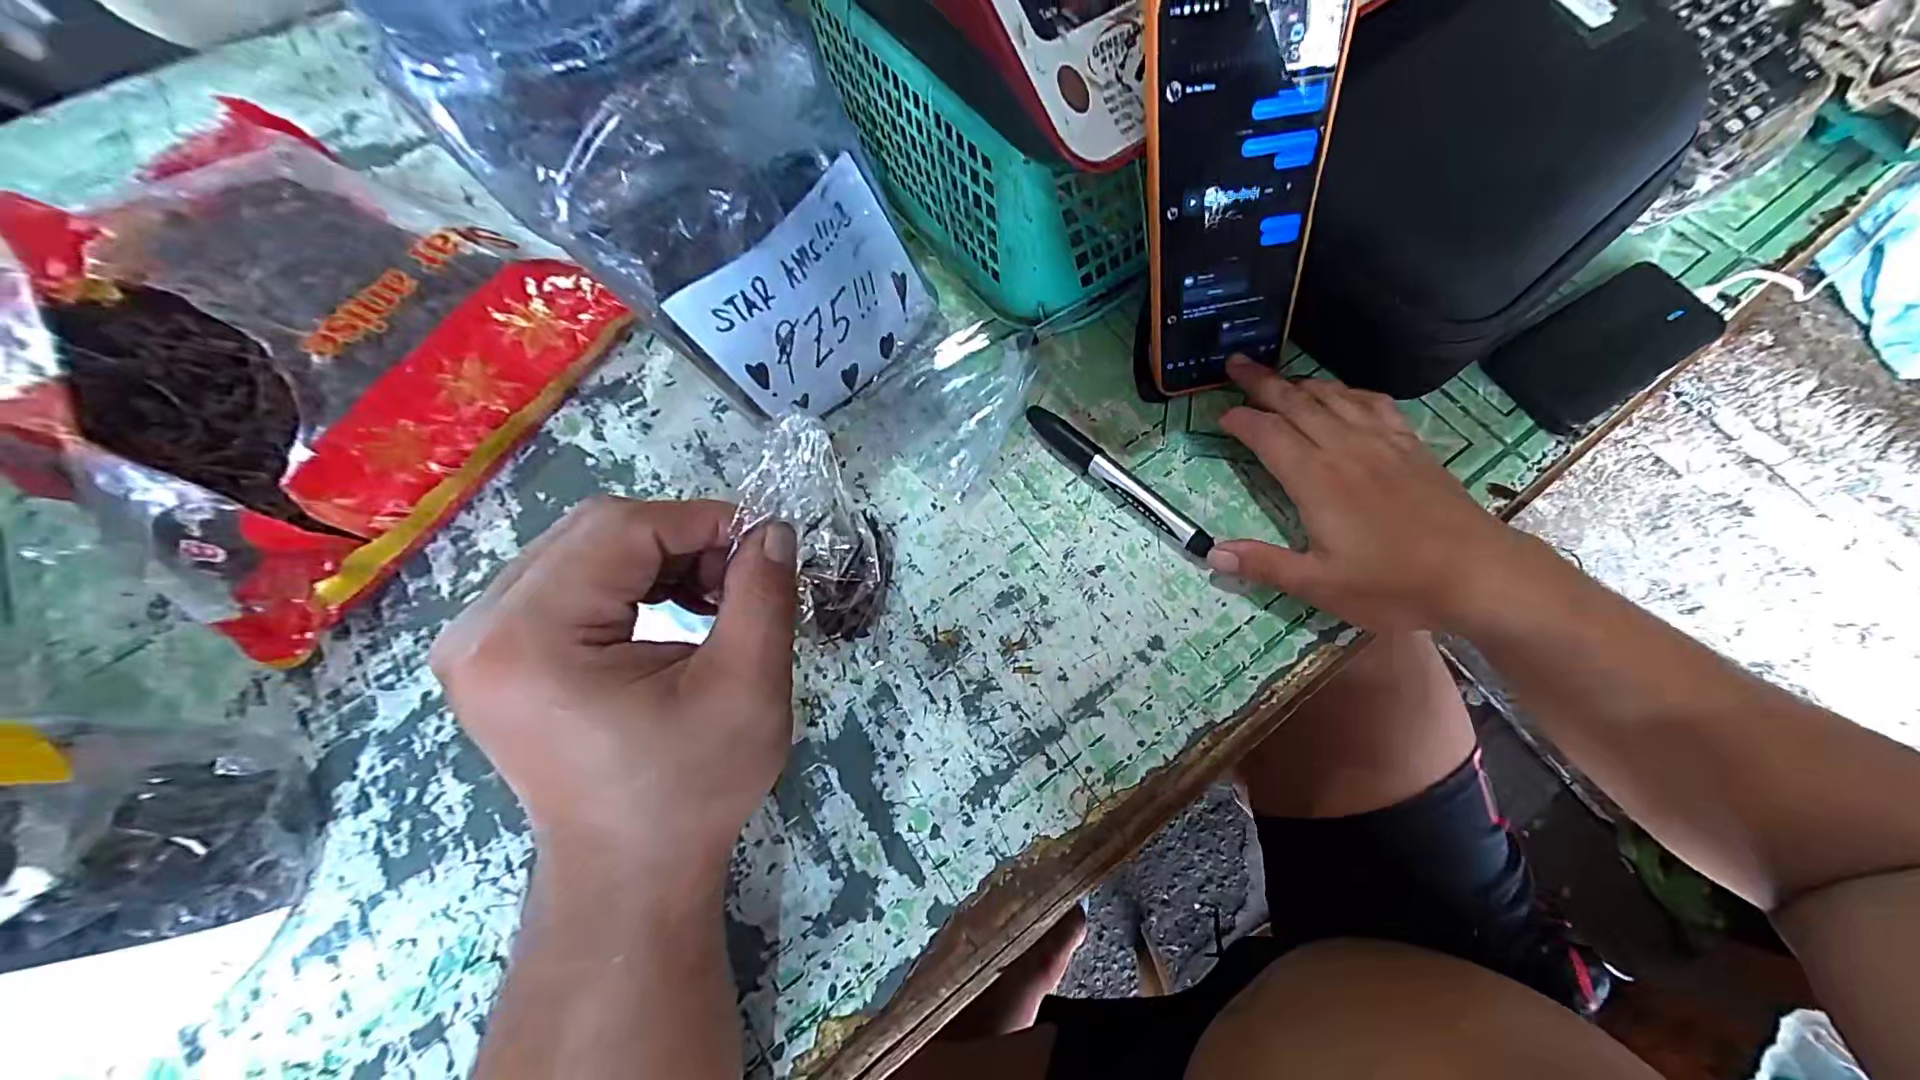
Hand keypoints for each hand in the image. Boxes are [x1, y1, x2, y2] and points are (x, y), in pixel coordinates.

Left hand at [431, 497, 797, 873]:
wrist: (629, 871)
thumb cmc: (691, 789)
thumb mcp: (748, 688)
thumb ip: (764, 595)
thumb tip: (772, 529)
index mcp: (530, 638)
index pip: (623, 529)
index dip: (705, 522)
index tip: (765, 547)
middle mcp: (482, 628)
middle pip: (597, 530)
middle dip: (684, 541)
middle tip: (741, 580)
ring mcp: (479, 640)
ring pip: (586, 548)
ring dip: (662, 559)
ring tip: (713, 599)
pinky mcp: (496, 651)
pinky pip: (570, 577)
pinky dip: (634, 580)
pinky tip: (675, 610)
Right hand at [1208, 356, 1549, 631]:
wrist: (1481, 576)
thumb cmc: (1395, 585)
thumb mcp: (1321, 585)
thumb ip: (1265, 564)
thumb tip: (1212, 554)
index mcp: (1317, 481)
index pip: (1269, 436)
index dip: (1242, 421)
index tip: (1221, 416)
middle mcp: (1347, 451)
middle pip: (1298, 404)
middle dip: (1263, 383)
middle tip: (1236, 364)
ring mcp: (1383, 446)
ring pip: (1335, 398)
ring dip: (1302, 383)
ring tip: (1280, 376)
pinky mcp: (1412, 449)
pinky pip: (1375, 405)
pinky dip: (1350, 392)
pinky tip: (1343, 394)